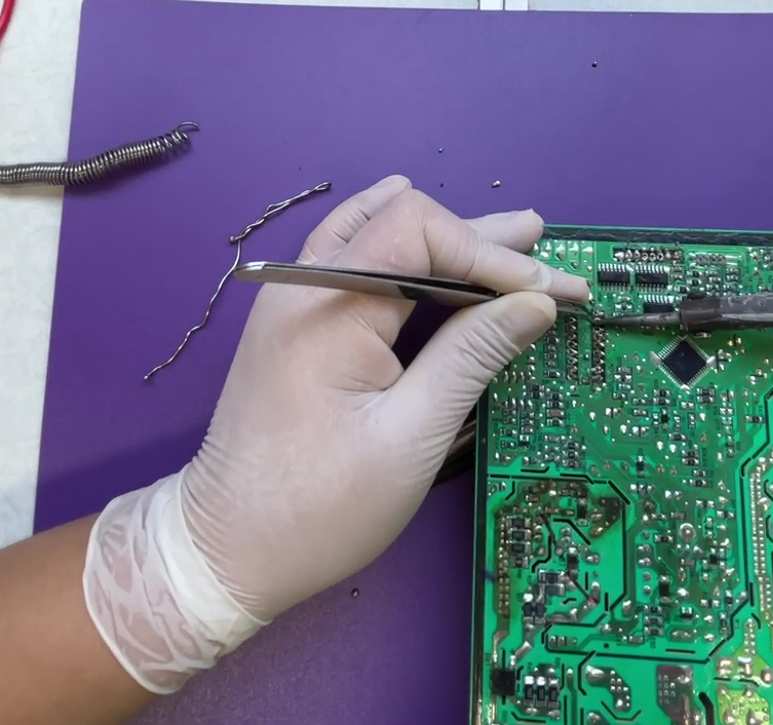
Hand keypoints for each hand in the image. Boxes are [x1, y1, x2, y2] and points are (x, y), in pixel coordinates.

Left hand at [83, 176, 589, 690]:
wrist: (223, 548)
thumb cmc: (318, 506)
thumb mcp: (410, 436)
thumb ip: (472, 356)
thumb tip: (536, 303)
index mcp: (330, 303)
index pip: (421, 232)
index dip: (490, 253)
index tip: (548, 289)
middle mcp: (306, 281)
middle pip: (401, 224)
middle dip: (479, 241)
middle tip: (541, 240)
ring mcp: (294, 296)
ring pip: (378, 233)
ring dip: (444, 236)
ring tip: (508, 232)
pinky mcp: (296, 319)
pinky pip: (353, 255)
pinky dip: (402, 245)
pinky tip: (423, 234)